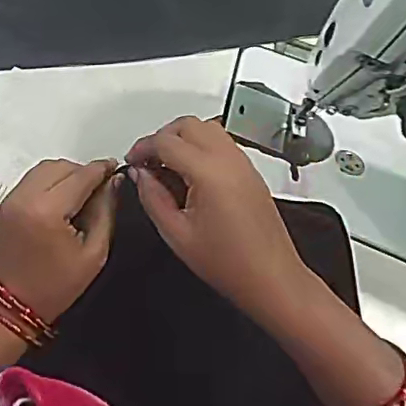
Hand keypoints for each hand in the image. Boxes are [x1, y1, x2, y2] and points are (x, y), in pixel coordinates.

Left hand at [0, 158, 120, 322]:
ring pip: (46, 167)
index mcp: (47, 210)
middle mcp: (26, 197)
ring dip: (66, 173)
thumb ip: (105, 211)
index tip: (115, 168)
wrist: (13, 302)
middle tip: (101, 188)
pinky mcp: (7, 201)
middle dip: (83, 172)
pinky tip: (63, 198)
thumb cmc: (56, 285)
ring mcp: (13, 197)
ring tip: (83, 194)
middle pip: (61, 167)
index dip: (101, 170)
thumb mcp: (93, 253)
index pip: (80, 176)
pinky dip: (51, 179)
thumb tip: (113, 182)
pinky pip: (33, 177)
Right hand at [126, 116, 310, 309]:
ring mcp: (243, 165)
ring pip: (206, 127)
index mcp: (209, 173)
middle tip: (147, 159)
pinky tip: (189, 171)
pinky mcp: (250, 172)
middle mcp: (229, 162)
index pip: (166, 141)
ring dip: (182, 138)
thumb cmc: (232, 264)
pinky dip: (200, 145)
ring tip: (166, 163)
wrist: (272, 280)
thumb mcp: (176, 234)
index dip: (142, 147)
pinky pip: (221, 142)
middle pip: (187, 125)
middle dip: (161, 136)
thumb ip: (152, 197)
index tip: (132, 161)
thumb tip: (140, 175)